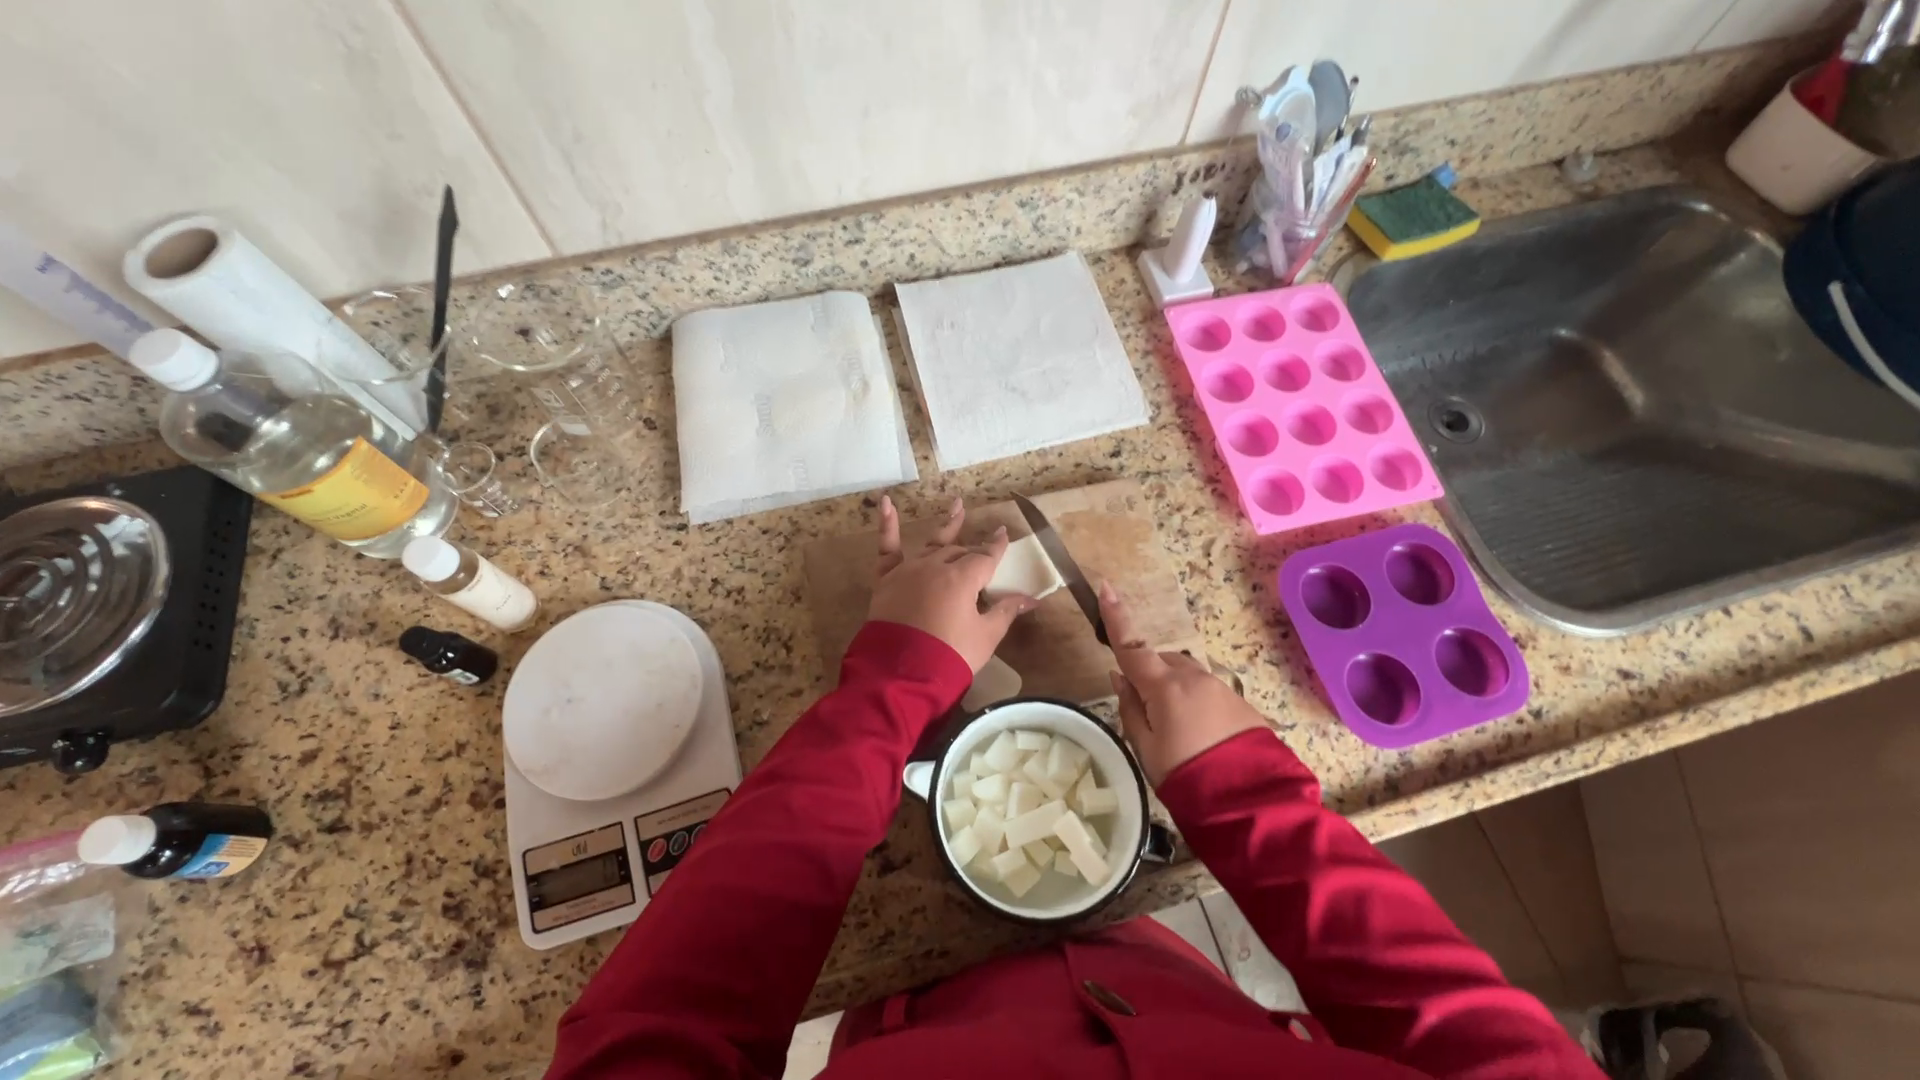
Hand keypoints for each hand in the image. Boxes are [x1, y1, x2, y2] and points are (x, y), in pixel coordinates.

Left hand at [868, 495, 1037, 672]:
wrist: (901, 675)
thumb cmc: (950, 655)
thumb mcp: (985, 636)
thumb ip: (1005, 611)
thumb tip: (1030, 598)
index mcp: (962, 578)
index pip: (986, 557)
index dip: (997, 547)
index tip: (1005, 534)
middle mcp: (935, 566)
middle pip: (960, 552)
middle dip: (974, 551)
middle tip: (984, 553)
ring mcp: (908, 571)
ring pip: (931, 545)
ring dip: (947, 526)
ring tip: (958, 506)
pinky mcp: (886, 581)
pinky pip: (887, 548)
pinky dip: (887, 525)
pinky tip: (885, 503)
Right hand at [1102, 581, 1267, 784]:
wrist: (1248, 799)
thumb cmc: (1184, 774)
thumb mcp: (1144, 747)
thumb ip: (1129, 708)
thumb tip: (1120, 677)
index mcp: (1164, 687)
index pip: (1132, 646)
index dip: (1116, 616)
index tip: (1106, 587)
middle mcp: (1194, 678)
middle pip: (1161, 663)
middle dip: (1150, 677)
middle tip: (1145, 715)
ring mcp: (1221, 688)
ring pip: (1186, 678)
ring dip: (1174, 691)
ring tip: (1176, 733)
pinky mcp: (1241, 703)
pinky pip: (1208, 694)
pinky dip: (1197, 705)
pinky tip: (1201, 738)